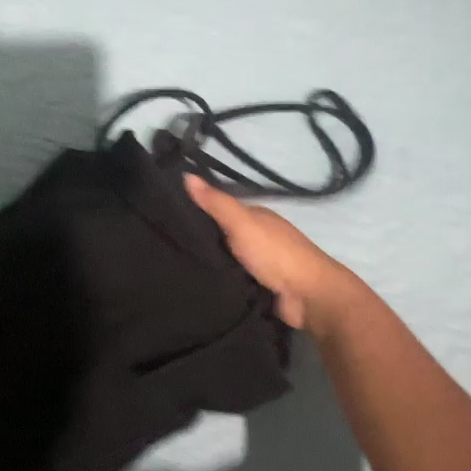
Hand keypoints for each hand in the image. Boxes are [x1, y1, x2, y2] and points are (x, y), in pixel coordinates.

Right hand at [185, 173, 367, 337]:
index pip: (220, 210)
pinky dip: (219, 283)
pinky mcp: (260, 288)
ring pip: (226, 260)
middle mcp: (259, 237)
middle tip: (163, 247)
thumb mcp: (241, 222)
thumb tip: (186, 175)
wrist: (307, 296)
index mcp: (256, 217)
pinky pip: (232, 281)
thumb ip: (215, 203)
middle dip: (200, 241)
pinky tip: (196, 287)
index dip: (196, 212)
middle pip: (222, 236)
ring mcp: (261, 264)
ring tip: (173, 268)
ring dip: (209, 265)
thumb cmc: (275, 253)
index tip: (167, 219)